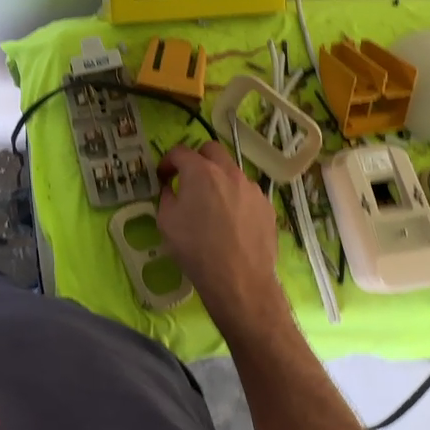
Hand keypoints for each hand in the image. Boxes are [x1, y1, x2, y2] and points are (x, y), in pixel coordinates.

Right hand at [156, 141, 287, 322]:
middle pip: (212, 150)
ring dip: (218, 179)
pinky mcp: (267, 206)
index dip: (167, 161)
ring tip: (212, 205)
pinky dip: (235, 198)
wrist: (239, 279)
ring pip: (232, 171)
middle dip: (197, 159)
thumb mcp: (166, 221)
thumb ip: (167, 197)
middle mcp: (229, 172)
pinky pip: (246, 193)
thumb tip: (172, 189)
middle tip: (188, 180)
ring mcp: (252, 188)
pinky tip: (231, 222)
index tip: (163, 176)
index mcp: (200, 171)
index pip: (180, 152)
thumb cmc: (195, 248)